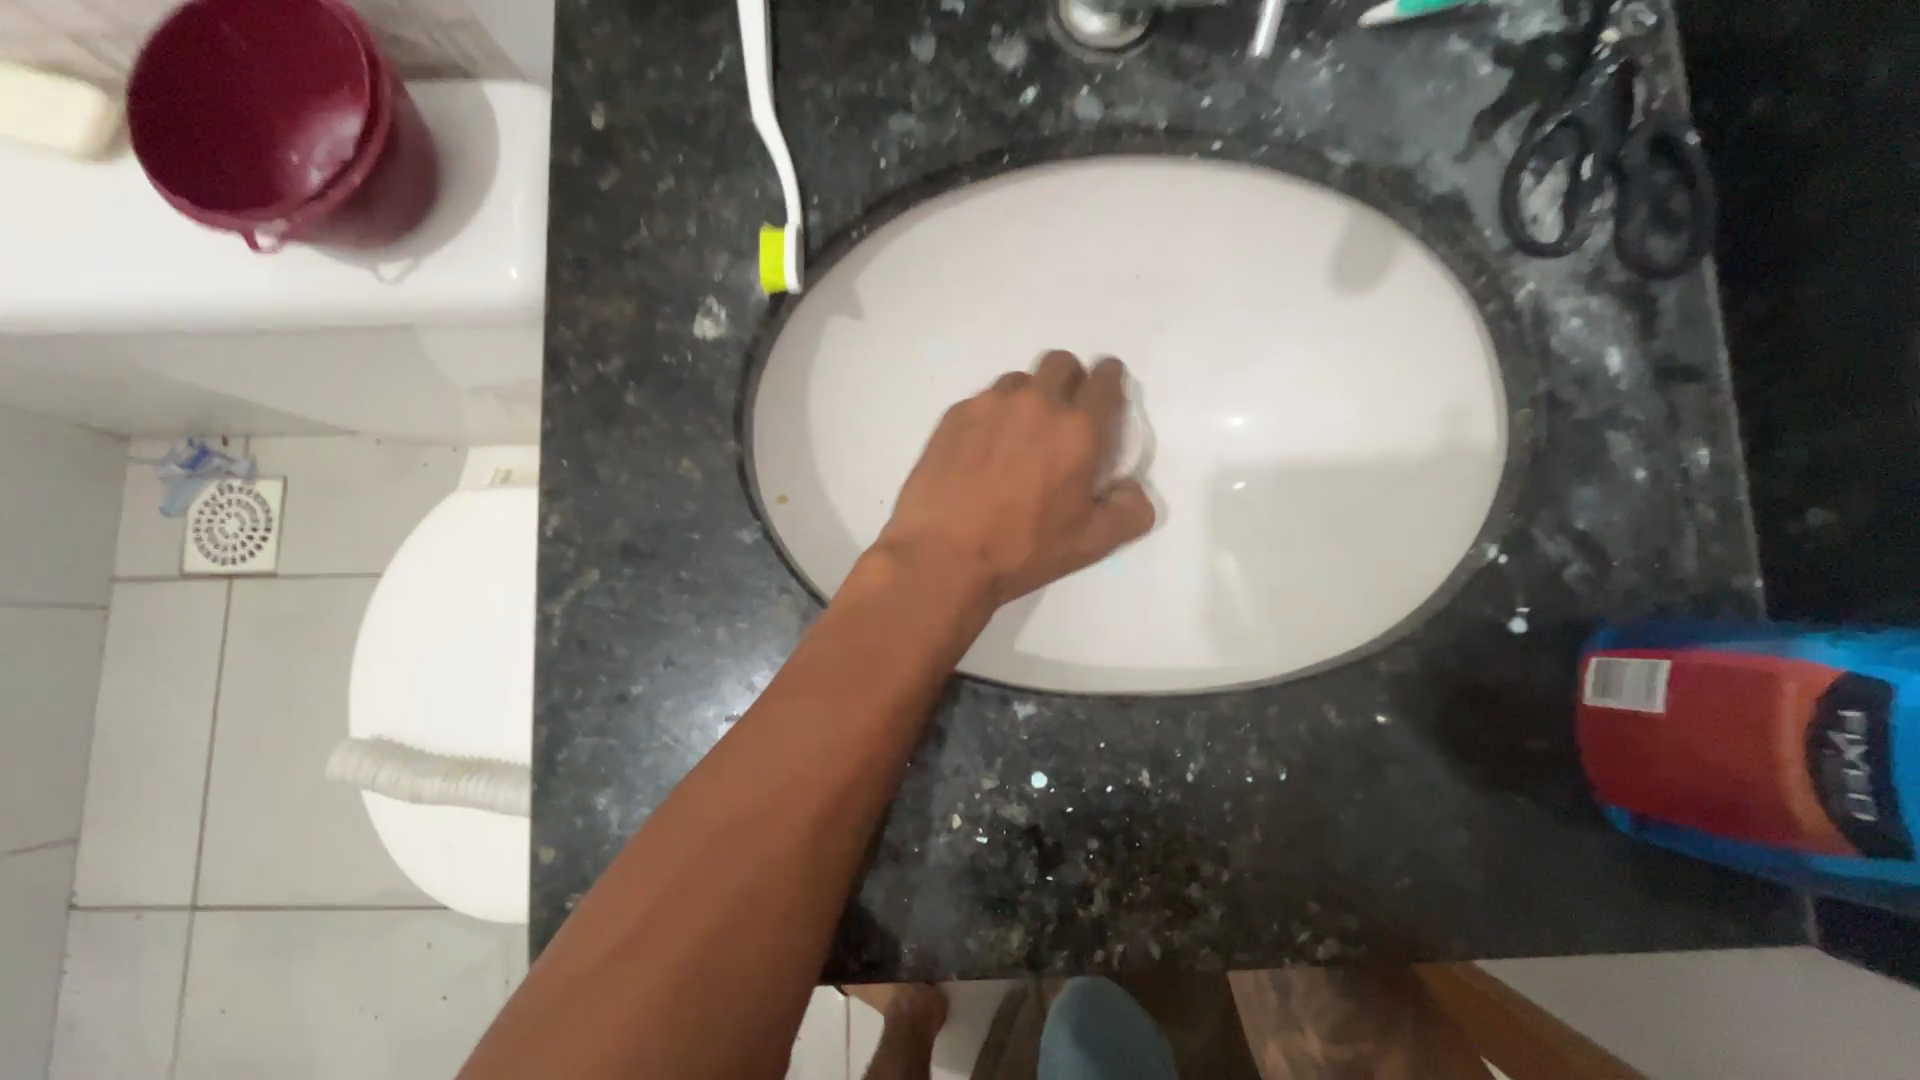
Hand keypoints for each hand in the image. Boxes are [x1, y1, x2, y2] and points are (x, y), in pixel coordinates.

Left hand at [874, 351, 1155, 607]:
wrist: (942, 556)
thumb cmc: (1021, 551)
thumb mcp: (1090, 544)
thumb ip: (1129, 512)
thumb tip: (1131, 488)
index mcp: (1078, 430)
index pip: (1105, 380)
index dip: (1109, 380)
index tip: (1105, 394)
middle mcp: (1036, 404)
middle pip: (1061, 363)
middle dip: (1070, 381)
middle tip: (1063, 417)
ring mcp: (990, 405)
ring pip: (1019, 381)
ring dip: (1028, 398)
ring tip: (1018, 438)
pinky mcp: (954, 416)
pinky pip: (982, 402)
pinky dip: (991, 418)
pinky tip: (981, 454)